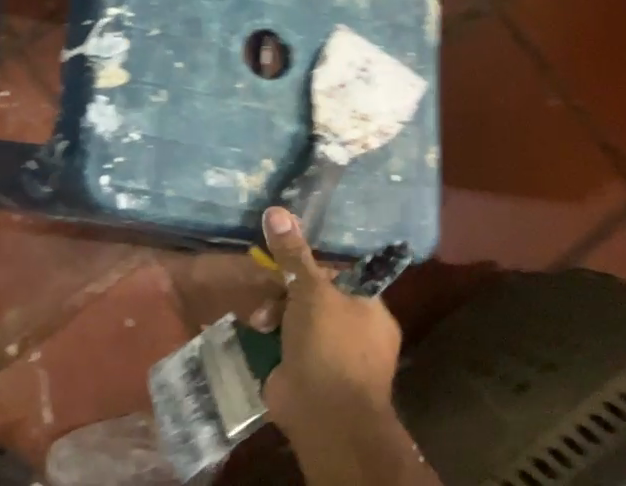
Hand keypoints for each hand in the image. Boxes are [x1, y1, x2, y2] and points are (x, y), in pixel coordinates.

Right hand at [250, 207, 402, 445]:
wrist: (324, 415)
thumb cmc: (329, 346)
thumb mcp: (310, 291)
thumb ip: (293, 254)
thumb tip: (277, 210)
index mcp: (370, 310)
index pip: (341, 274)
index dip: (312, 262)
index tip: (284, 252)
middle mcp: (355, 331)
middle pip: (314, 294)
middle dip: (285, 288)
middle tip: (266, 283)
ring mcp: (331, 354)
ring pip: (296, 317)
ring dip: (273, 311)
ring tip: (259, 318)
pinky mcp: (306, 370)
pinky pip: (284, 340)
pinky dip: (269, 334)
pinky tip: (254, 329)